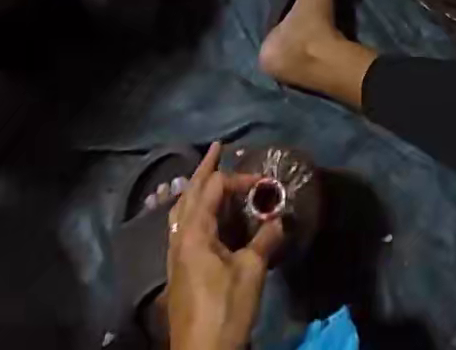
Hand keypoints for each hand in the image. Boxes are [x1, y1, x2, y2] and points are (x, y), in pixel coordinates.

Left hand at [165, 142, 284, 349]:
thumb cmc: (226, 308)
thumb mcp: (252, 270)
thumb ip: (265, 238)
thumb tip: (280, 219)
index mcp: (194, 232)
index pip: (214, 188)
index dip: (240, 180)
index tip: (263, 185)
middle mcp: (180, 238)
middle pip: (190, 193)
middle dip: (205, 169)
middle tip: (217, 148)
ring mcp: (176, 255)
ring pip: (183, 210)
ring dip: (197, 189)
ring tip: (209, 175)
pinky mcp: (180, 270)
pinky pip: (184, 226)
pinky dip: (195, 210)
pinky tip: (205, 214)